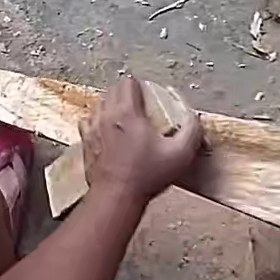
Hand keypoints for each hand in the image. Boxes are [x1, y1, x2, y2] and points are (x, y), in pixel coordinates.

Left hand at [81, 75, 202, 205]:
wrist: (116, 197)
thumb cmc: (146, 176)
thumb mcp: (180, 154)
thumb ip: (191, 131)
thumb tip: (193, 116)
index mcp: (127, 112)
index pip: (128, 82)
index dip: (139, 86)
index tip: (148, 98)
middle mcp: (107, 115)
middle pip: (113, 90)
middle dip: (126, 93)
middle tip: (139, 107)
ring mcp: (93, 127)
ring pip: (100, 103)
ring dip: (111, 105)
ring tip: (124, 119)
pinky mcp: (86, 141)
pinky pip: (88, 120)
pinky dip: (97, 121)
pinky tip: (107, 130)